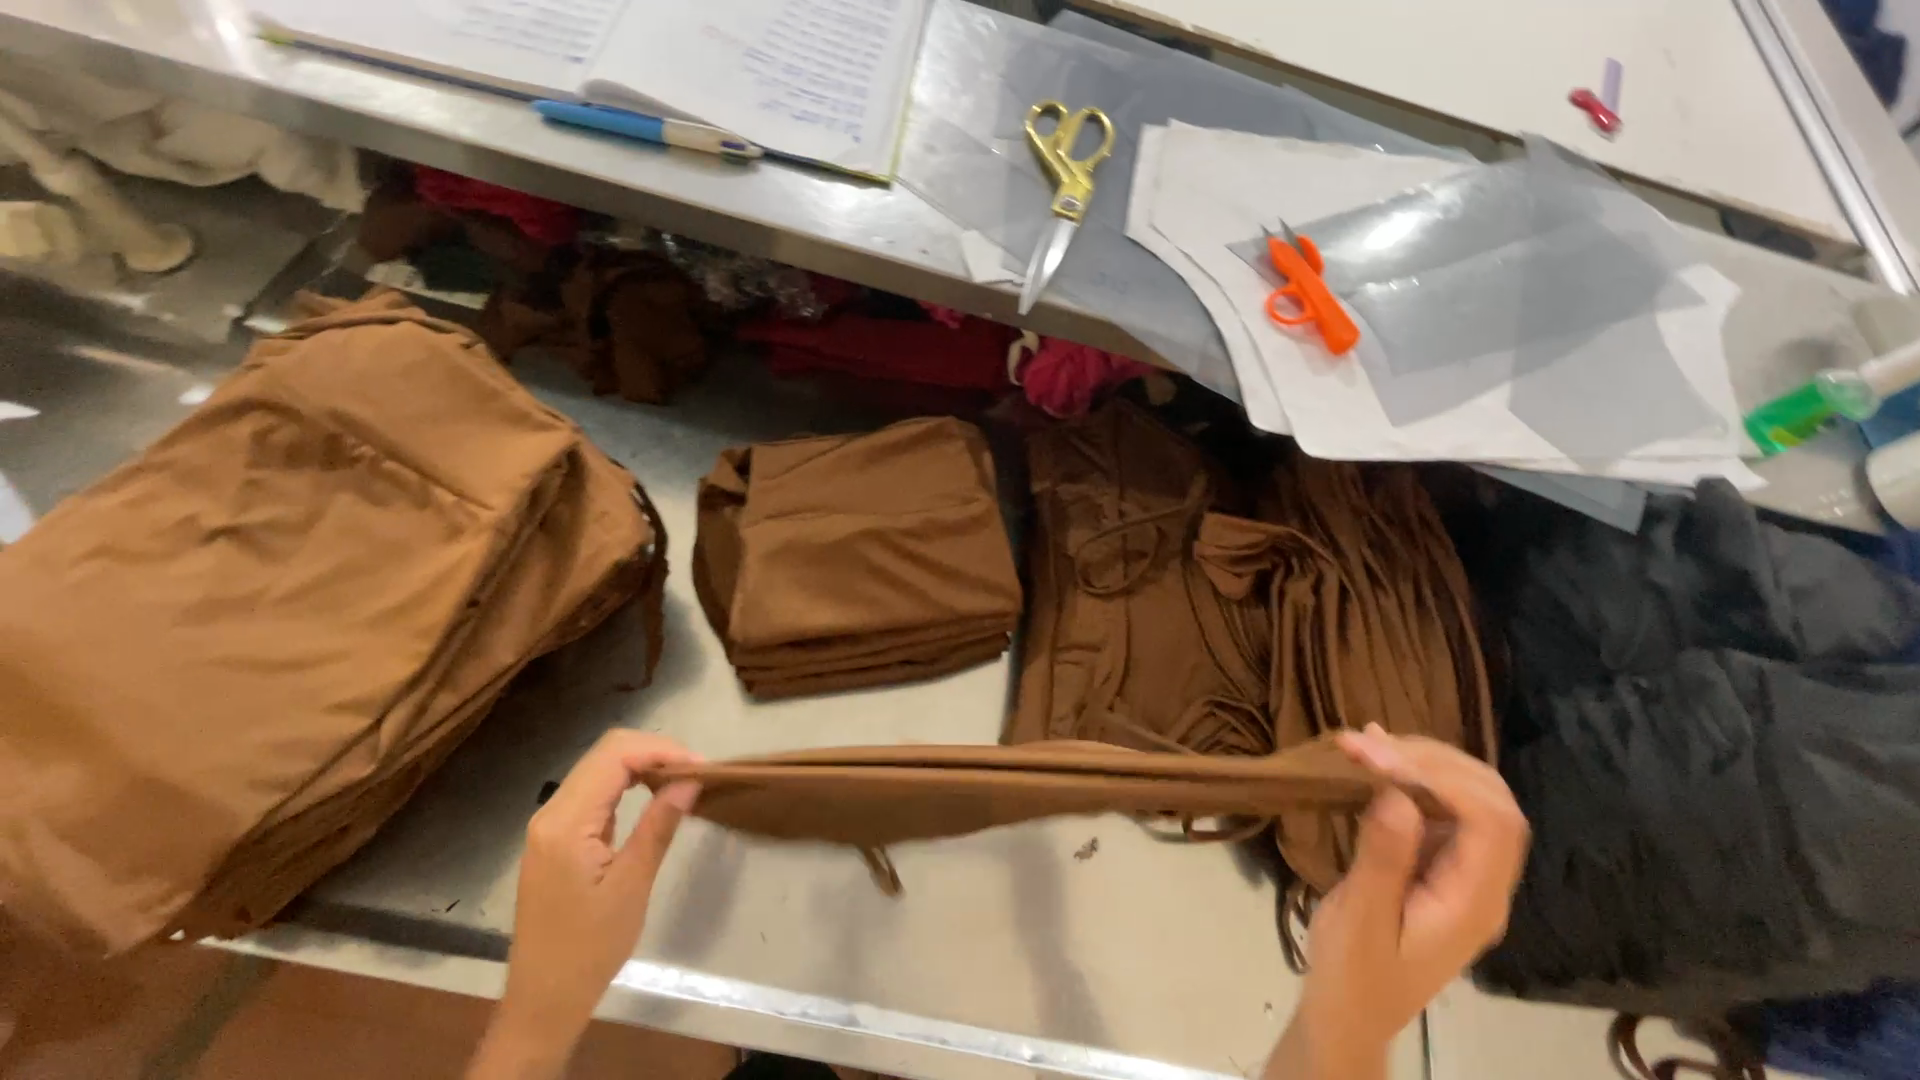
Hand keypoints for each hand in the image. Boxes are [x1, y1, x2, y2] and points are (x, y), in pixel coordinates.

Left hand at [468, 732, 700, 1079]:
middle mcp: (551, 813)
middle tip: (696, 772)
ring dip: (641, 764)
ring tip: (682, 780)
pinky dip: (626, 784)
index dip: (661, 750)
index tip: (702, 767)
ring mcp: (550, 825)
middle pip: (604, 754)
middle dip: (654, 751)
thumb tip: (690, 779)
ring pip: (598, 769)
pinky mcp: (556, 838)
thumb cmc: (590, 948)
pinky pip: (593, 792)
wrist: (543, 999)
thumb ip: (659, 824)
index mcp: (565, 822)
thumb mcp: (632, 885)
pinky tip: (653, 795)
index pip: (614, 757)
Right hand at [1267, 725, 1528, 1079]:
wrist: (1351, 1014)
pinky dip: (1415, 777)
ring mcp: (1465, 875)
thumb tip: (1397, 796)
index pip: (1489, 821)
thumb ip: (1385, 859)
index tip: (1375, 756)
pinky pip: (1445, 811)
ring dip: (1426, 763)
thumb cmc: (1353, 974)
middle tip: (1369, 743)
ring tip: (1368, 743)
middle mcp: (1483, 885)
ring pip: (1474, 800)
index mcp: (1474, 903)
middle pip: (1493, 802)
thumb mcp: (1361, 920)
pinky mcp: (1441, 868)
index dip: (1439, 776)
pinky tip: (1378, 757)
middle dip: (1436, 761)